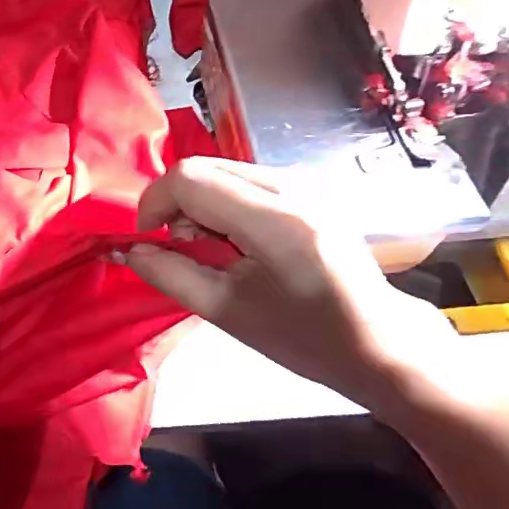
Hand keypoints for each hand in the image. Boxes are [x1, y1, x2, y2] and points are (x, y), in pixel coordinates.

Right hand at [117, 158, 456, 412]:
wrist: (378, 341)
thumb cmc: (304, 337)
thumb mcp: (227, 312)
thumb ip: (170, 274)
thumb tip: (131, 251)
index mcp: (274, 219)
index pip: (189, 178)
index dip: (155, 204)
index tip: (149, 240)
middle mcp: (291, 185)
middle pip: (204, 167)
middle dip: (178, 205)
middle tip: (185, 251)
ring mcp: (305, 181)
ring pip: (222, 171)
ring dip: (201, 205)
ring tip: (215, 251)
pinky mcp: (309, 187)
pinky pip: (246, 180)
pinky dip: (225, 204)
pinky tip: (239, 242)